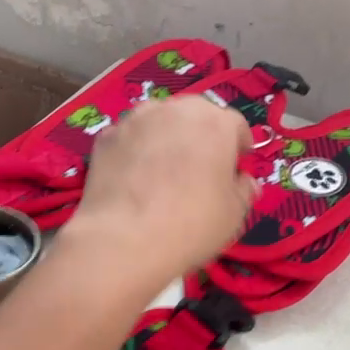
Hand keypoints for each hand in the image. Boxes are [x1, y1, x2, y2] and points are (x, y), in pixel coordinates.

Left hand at [60, 95, 256, 288]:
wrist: (123, 240)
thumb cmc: (191, 224)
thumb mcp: (234, 214)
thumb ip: (244, 190)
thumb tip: (243, 181)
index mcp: (215, 122)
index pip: (236, 125)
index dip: (239, 146)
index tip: (236, 167)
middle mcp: (176, 109)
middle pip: (196, 115)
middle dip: (202, 136)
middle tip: (201, 168)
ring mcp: (136, 119)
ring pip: (160, 121)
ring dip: (167, 138)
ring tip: (164, 170)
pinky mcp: (106, 136)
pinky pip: (131, 138)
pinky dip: (137, 151)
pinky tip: (135, 179)